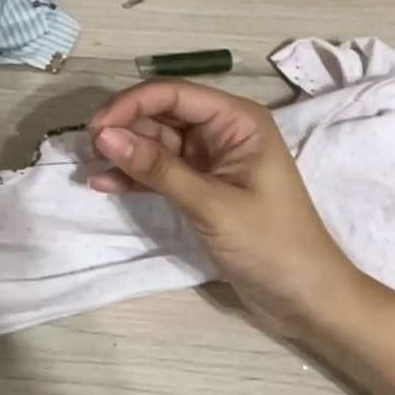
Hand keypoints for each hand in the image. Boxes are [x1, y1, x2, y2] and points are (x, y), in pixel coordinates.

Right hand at [88, 79, 373, 334]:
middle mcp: (222, 131)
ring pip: (155, 141)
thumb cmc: (271, 245)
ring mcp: (209, 159)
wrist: (306, 301)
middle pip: (161, 113)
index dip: (131, 104)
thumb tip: (104, 136)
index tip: (95, 128)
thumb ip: (157, 168)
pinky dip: (133, 175)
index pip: (174, 93)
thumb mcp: (211, 205)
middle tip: (88, 149)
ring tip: (90, 165)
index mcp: (237, 121)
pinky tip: (104, 184)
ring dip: (124, 151)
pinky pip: (158, 170)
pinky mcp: (200, 187)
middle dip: (124, 126)